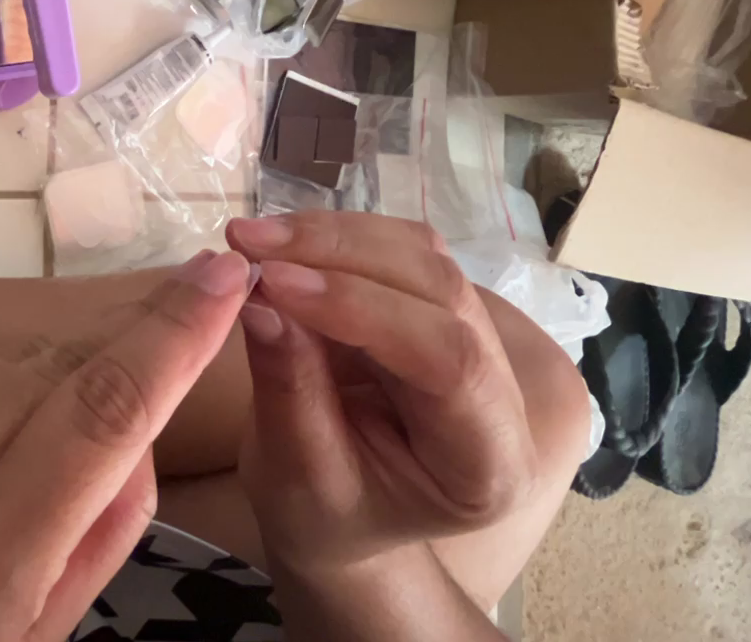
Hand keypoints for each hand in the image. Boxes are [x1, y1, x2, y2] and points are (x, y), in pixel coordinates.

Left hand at [0, 252, 252, 641]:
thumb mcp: (45, 632)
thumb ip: (110, 523)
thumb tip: (139, 416)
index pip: (101, 416)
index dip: (172, 334)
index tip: (224, 274)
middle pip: (61, 371)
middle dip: (122, 356)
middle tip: (154, 364)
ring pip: (15, 362)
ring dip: (57, 382)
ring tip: (38, 449)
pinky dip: (2, 390)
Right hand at [226, 212, 536, 571]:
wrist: (344, 513)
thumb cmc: (323, 515)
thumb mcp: (295, 474)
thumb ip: (286, 388)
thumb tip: (258, 297)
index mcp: (488, 462)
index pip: (449, 361)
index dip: (359, 306)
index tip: (271, 280)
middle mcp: (504, 390)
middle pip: (440, 289)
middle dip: (336, 253)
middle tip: (246, 241)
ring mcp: (480, 337)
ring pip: (419, 253)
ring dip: (330, 234)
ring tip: (253, 237)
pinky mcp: (440, 304)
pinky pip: (396, 247)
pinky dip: (332, 236)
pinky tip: (281, 243)